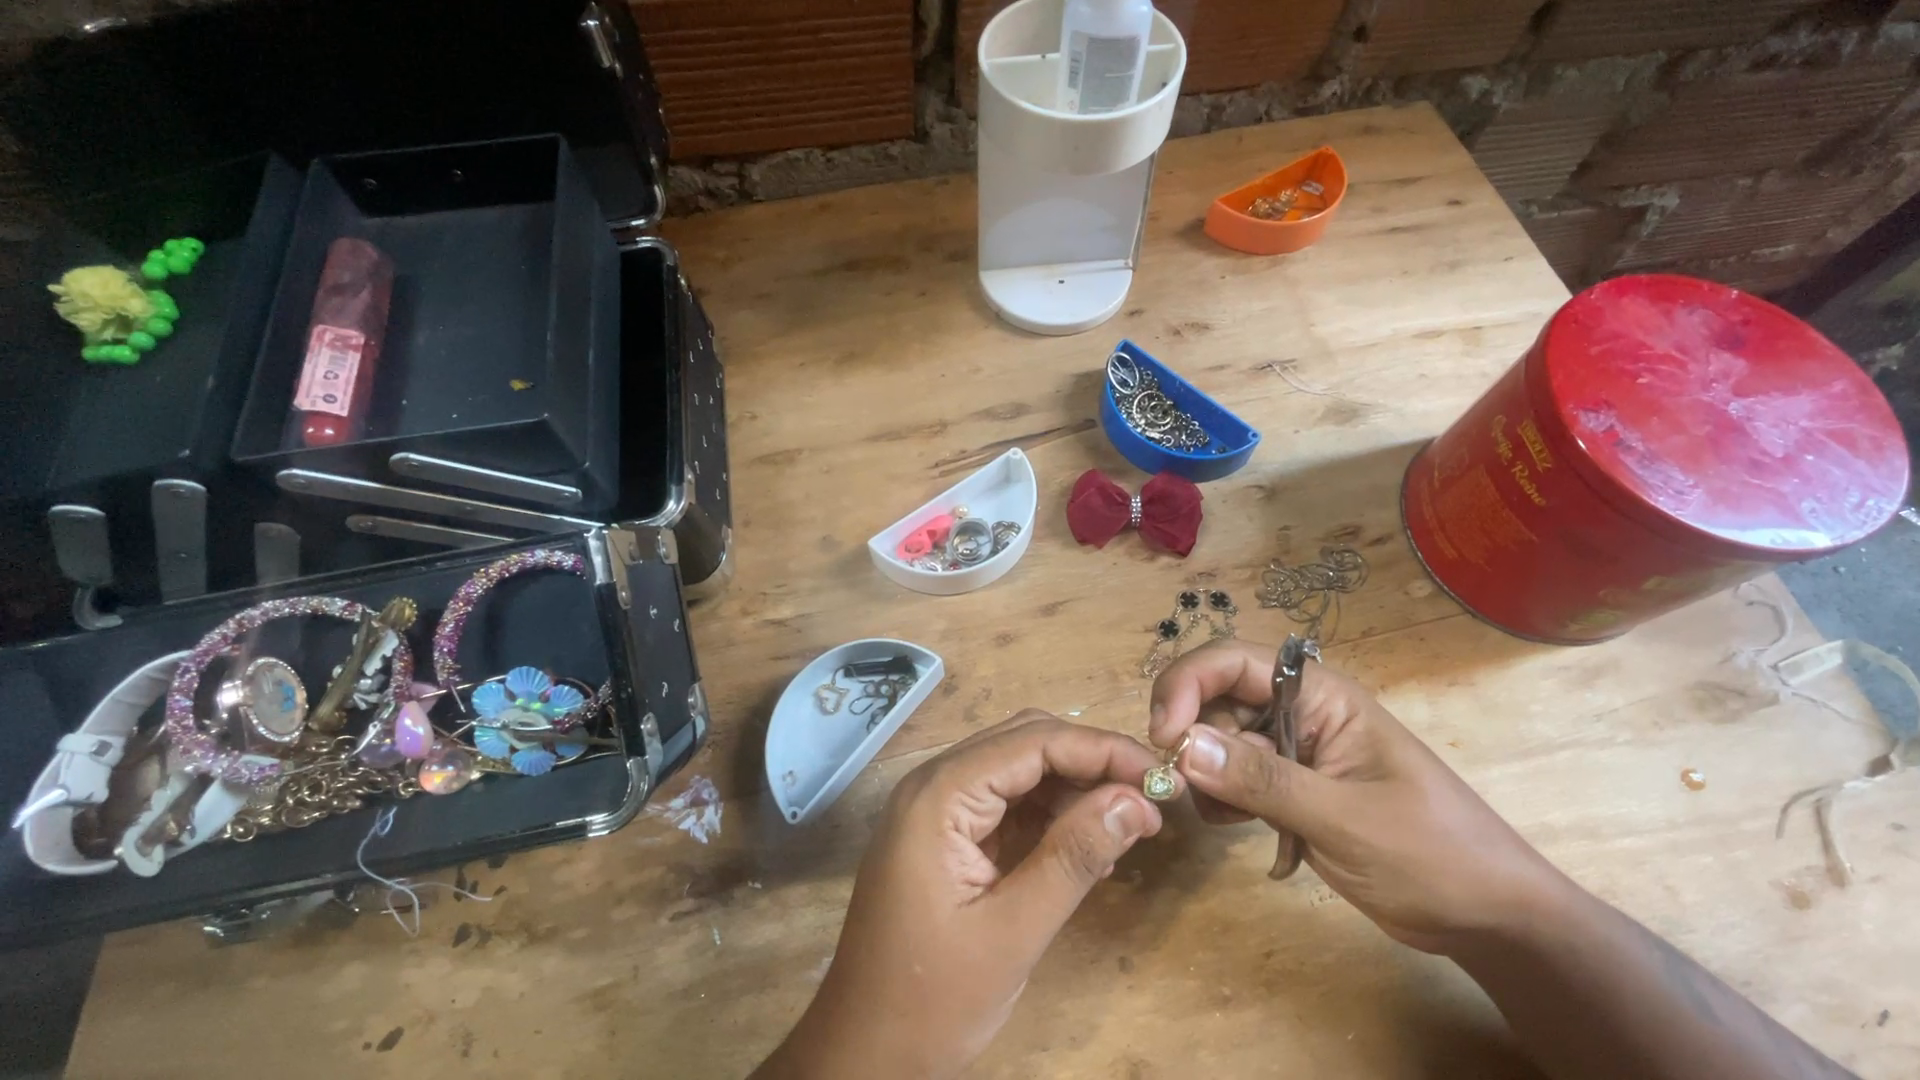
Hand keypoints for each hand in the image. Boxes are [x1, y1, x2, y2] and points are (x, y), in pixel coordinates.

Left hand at [757, 711, 1166, 1079]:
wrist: (863, 1051)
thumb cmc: (931, 998)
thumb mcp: (1013, 931)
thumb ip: (1073, 857)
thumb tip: (1136, 799)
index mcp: (940, 795)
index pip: (1033, 741)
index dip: (1101, 749)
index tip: (1160, 777)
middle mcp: (934, 785)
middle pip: (1025, 743)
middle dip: (1091, 762)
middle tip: (1150, 798)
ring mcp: (936, 810)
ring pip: (1019, 770)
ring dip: (1074, 788)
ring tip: (1129, 826)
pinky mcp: (945, 837)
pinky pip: (1006, 804)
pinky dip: (1050, 816)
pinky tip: (1089, 847)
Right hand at [1148, 639, 1571, 955]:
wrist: (1488, 918)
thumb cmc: (1432, 854)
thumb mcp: (1345, 818)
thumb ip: (1263, 781)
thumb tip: (1181, 747)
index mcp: (1323, 697)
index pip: (1235, 662)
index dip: (1189, 684)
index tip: (1165, 737)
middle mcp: (1301, 714)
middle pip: (1218, 699)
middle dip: (1191, 735)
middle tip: (1181, 786)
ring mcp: (1295, 754)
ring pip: (1218, 741)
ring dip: (1203, 772)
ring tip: (1222, 816)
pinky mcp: (1290, 792)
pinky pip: (1233, 778)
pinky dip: (1220, 798)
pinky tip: (1233, 825)